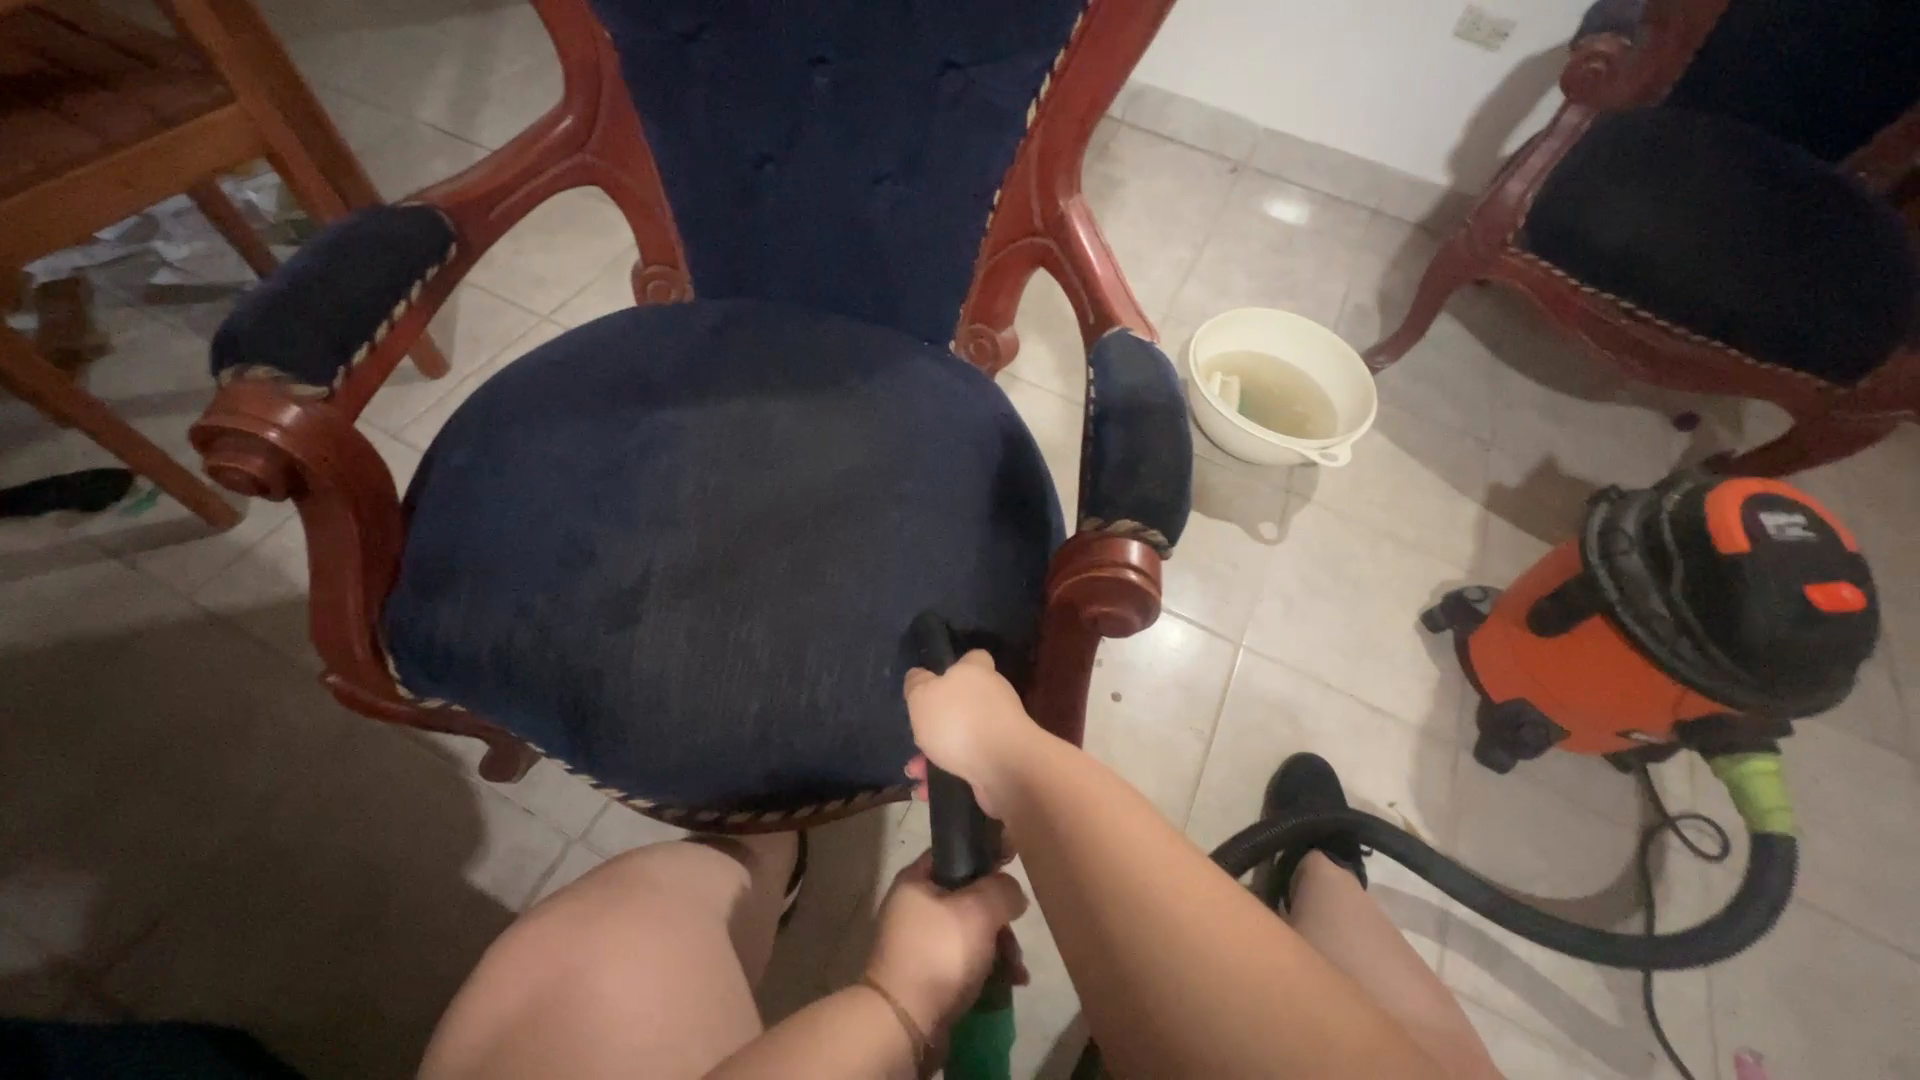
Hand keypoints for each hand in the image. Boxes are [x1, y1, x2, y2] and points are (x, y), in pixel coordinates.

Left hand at [864, 852, 1028, 1037]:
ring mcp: (923, 943)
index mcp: (918, 880)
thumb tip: (1012, 891)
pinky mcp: (932, 976)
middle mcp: (917, 907)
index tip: (1013, 863)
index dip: (986, 852)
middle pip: (970, 897)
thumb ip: (1001, 890)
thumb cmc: (938, 953)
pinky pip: (969, 963)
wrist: (903, 1023)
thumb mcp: (977, 911)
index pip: (956, 851)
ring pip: (973, 933)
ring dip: (1001, 948)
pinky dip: (991, 971)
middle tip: (1013, 937)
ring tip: (1016, 971)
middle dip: (1000, 918)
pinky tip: (1010, 984)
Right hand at [902, 650, 1043, 814]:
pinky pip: (969, 765)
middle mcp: (993, 698)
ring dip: (935, 756)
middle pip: (961, 704)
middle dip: (935, 724)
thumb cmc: (958, 721)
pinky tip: (927, 790)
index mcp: (977, 673)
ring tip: (914, 772)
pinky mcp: (1002, 761)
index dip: (954, 668)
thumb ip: (917, 684)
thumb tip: (918, 676)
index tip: (935, 683)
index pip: (973, 659)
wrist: (1004, 766)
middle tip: (917, 736)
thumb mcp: (923, 695)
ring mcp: (1000, 731)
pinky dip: (948, 776)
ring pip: (961, 739)